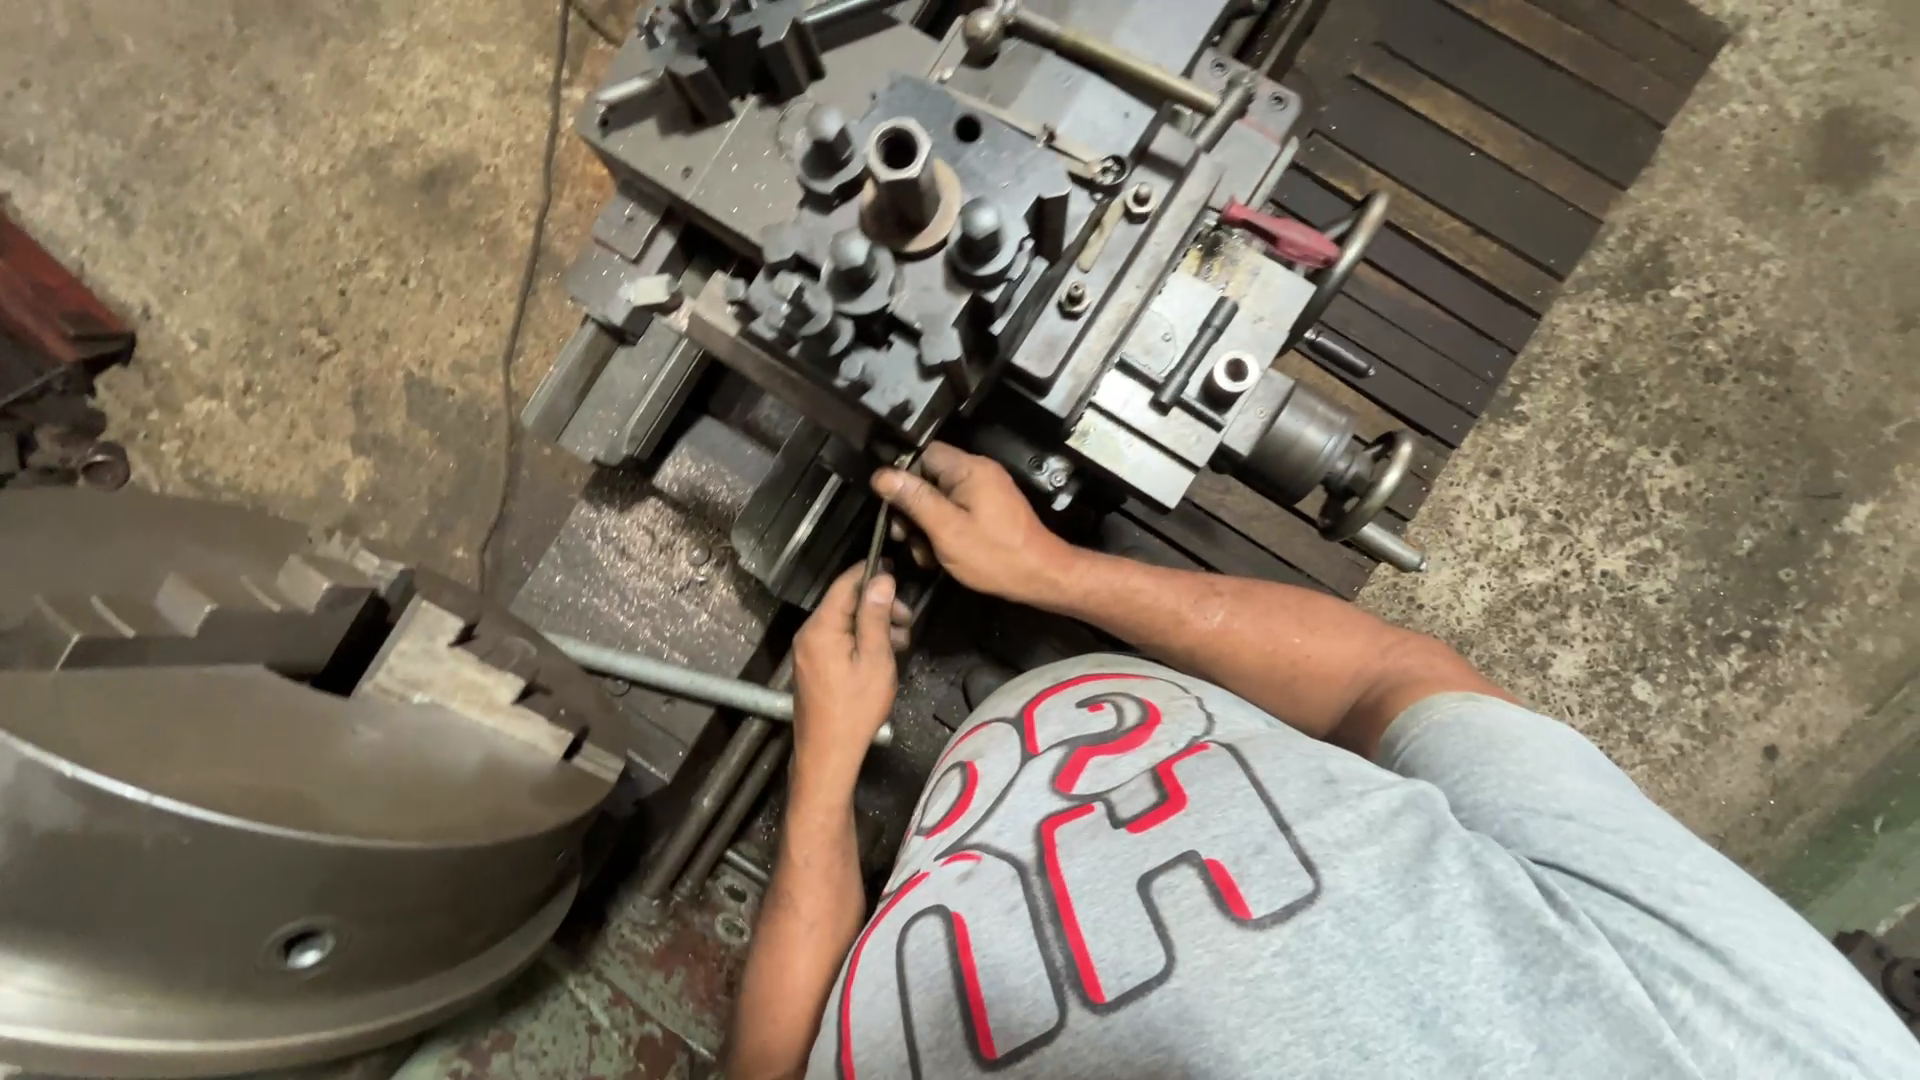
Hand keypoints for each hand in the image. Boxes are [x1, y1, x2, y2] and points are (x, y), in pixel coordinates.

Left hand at [790, 565, 910, 793]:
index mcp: (821, 627)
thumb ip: (875, 616)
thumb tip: (880, 579)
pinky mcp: (813, 665)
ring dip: (873, 625)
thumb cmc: (855, 708)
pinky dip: (861, 639)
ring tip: (901, 642)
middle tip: (907, 620)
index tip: (895, 570)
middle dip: (878, 605)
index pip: (845, 584)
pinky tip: (883, 655)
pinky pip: (838, 639)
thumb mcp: (875, 659)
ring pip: (844, 622)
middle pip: (845, 602)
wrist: (828, 754)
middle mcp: (809, 633)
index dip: (870, 573)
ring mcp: (808, 650)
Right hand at [871, 442, 1079, 606]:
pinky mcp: (989, 510)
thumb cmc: (994, 556)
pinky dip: (943, 531)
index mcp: (969, 469)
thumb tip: (882, 474)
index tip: (892, 507)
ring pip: (940, 499)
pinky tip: (938, 555)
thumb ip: (915, 500)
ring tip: (924, 554)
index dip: (903, 478)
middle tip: (904, 537)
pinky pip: (955, 511)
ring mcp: (986, 492)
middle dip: (913, 509)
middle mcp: (979, 473)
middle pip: (929, 478)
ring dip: (926, 526)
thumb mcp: (946, 529)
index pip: (923, 455)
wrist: (1041, 577)